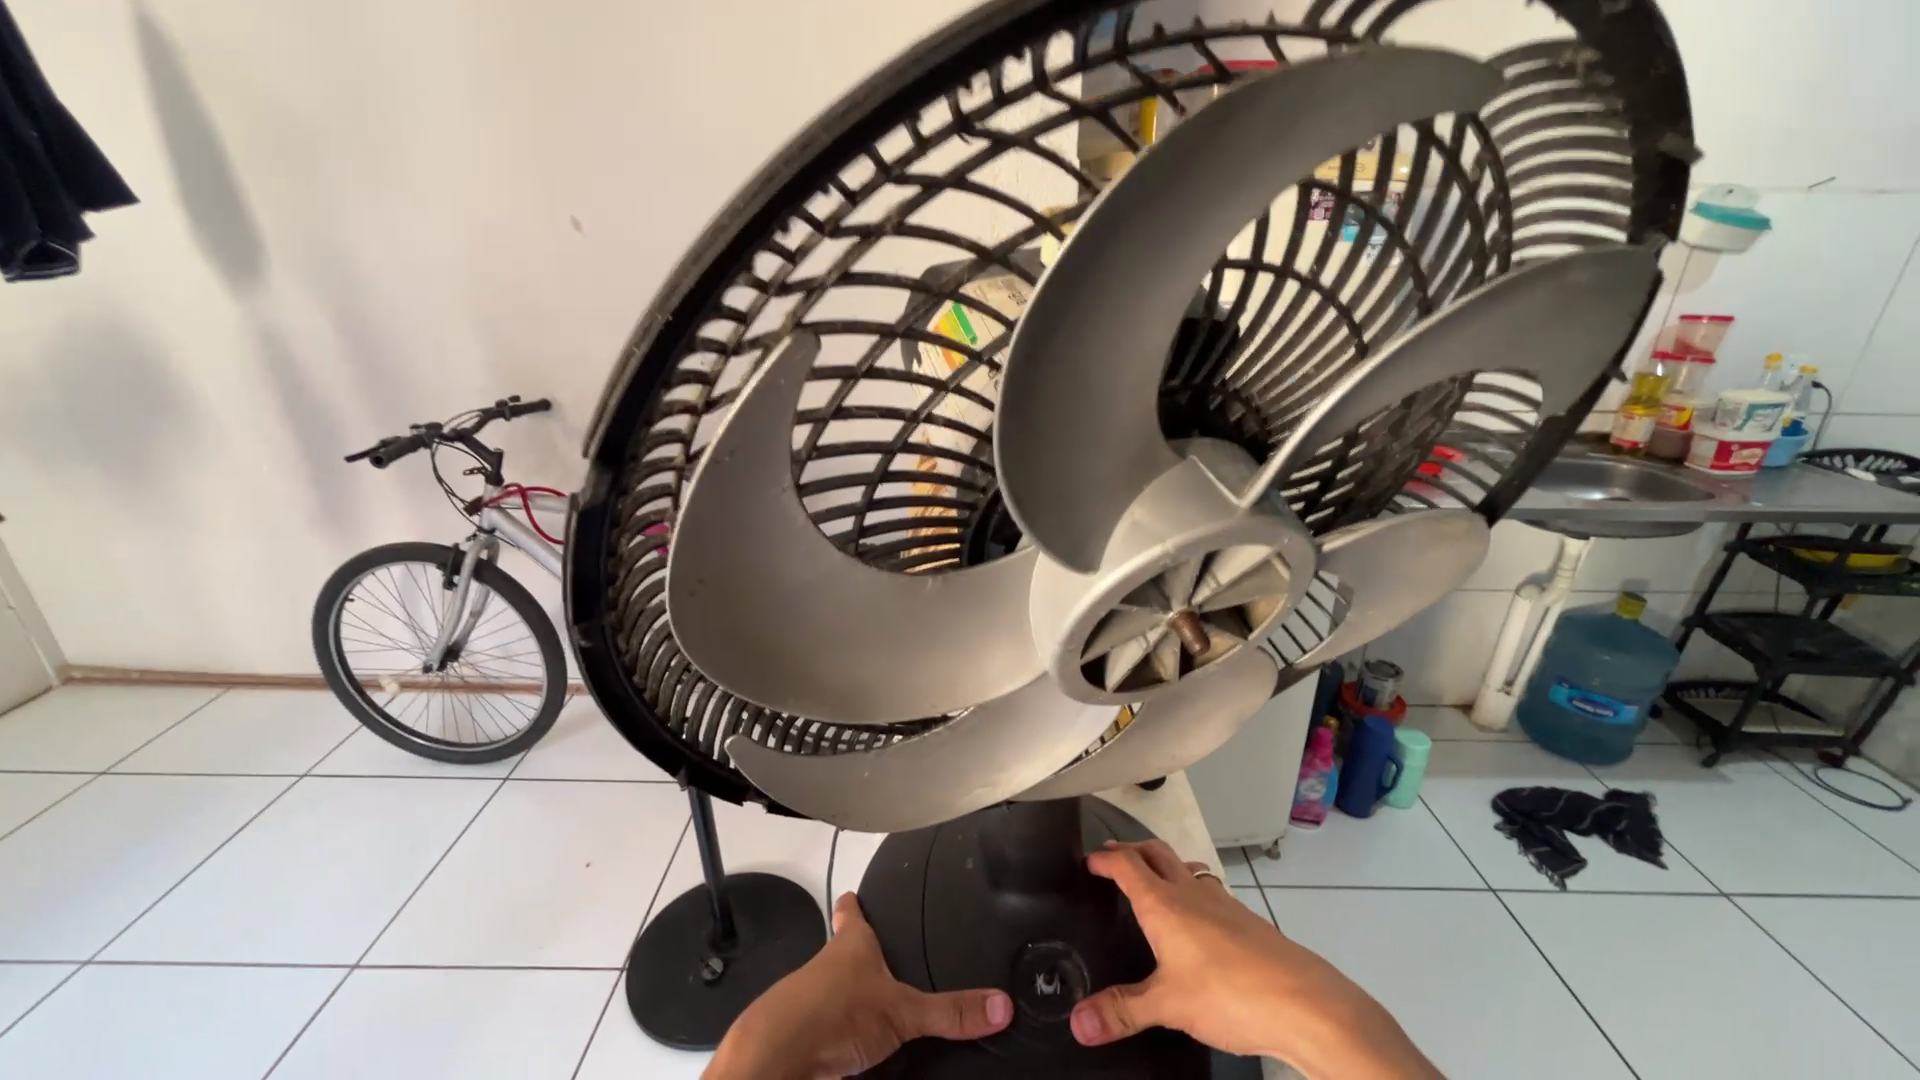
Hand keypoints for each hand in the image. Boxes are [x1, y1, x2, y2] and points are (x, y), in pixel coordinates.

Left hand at [704, 893, 1013, 1079]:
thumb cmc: (832, 1013)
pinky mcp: (805, 1038)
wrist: (776, 1059)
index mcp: (851, 945)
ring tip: (875, 1008)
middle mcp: (827, 967)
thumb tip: (1000, 1005)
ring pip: (833, 994)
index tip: (855, 893)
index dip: (855, 903)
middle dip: (859, 957)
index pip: (852, 912)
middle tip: (881, 956)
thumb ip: (951, 1012)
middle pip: (842, 952)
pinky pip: (828, 1033)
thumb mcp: (903, 1012)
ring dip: (850, 1000)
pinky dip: (842, 1039)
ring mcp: (811, 1002)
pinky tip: (857, 1050)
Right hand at [1068, 840, 1439, 1079]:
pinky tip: (1198, 921)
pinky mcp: (1247, 920)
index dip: (1105, 857)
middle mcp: (1191, 893)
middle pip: (1157, 852)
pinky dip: (1193, 892)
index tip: (1089, 859)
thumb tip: (1077, 1024)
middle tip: (1114, 857)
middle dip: (1132, 849)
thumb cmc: (1228, 994)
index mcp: (1164, 903)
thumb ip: (1121, 1012)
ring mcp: (1223, 903)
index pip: (1127, 864)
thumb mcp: (1167, 1005)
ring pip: (1187, 868)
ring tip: (1154, 881)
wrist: (1304, 1001)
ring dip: (1165, 866)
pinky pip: (1210, 892)